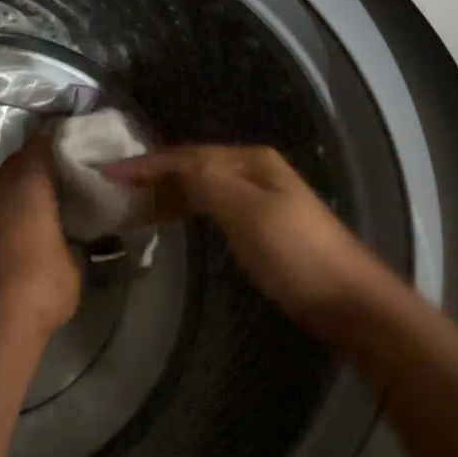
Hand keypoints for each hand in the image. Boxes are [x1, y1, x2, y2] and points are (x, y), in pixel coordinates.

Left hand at [0, 134, 81, 342]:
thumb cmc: (38, 290)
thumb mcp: (74, 268)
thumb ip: (74, 244)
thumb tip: (72, 241)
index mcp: (26, 186)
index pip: (38, 147)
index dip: (51, 145)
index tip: (64, 150)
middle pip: (11, 172)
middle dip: (28, 179)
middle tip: (48, 194)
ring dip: (4, 208)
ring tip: (21, 230)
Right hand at [105, 146, 389, 331]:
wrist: (349, 301)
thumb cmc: (297, 253)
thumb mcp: (250, 212)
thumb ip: (209, 181)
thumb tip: (170, 161)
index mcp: (252, 161)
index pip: (188, 155)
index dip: (147, 163)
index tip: (108, 172)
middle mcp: (253, 172)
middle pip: (193, 167)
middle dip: (154, 176)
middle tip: (113, 190)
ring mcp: (258, 200)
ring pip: (200, 188)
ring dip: (167, 193)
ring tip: (131, 206)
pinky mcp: (259, 228)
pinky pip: (210, 208)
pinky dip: (185, 210)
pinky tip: (169, 220)